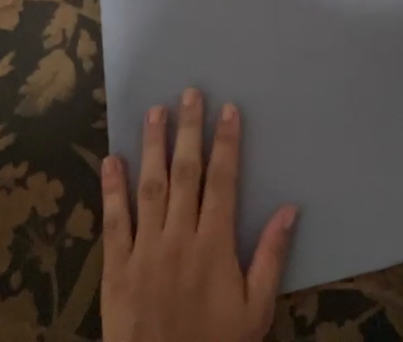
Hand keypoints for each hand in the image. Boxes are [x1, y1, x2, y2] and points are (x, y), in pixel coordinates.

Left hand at [102, 89, 300, 341]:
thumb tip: (291, 208)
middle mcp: (179, 237)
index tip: (227, 109)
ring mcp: (145, 250)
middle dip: (189, 130)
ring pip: (150, 187)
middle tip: (190, 93)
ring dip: (152, 147)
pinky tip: (111, 160)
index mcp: (215, 244)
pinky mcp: (116, 267)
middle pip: (186, 173)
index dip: (226, 143)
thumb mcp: (255, 309)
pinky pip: (114, 221)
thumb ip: (271, 256)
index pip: (222, 180)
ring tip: (155, 112)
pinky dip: (111, 189)